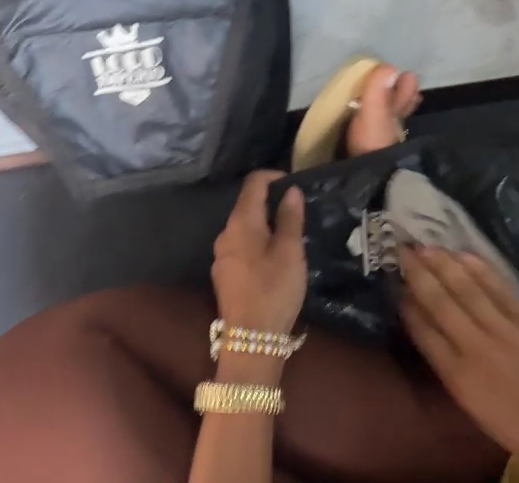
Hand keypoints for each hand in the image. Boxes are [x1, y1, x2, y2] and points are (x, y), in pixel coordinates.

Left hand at [211, 171, 306, 333]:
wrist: (250, 340)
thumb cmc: (274, 289)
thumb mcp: (290, 251)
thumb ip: (290, 218)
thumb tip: (290, 191)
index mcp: (241, 222)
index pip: (253, 182)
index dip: (274, 177)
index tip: (295, 185)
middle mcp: (225, 233)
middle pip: (247, 204)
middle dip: (271, 202)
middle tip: (297, 212)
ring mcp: (221, 255)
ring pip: (245, 227)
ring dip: (265, 224)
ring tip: (289, 236)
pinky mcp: (224, 274)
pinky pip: (241, 246)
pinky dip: (257, 242)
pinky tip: (274, 259)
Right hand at [399, 246, 518, 465]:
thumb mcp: (477, 408)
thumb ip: (454, 370)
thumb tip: (437, 335)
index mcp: (460, 378)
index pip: (425, 334)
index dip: (408, 306)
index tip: (396, 284)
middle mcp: (477, 349)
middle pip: (441, 303)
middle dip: (418, 274)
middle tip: (402, 249)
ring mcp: (505, 331)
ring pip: (468, 289)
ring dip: (445, 264)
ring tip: (427, 245)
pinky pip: (500, 289)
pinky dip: (480, 269)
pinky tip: (465, 254)